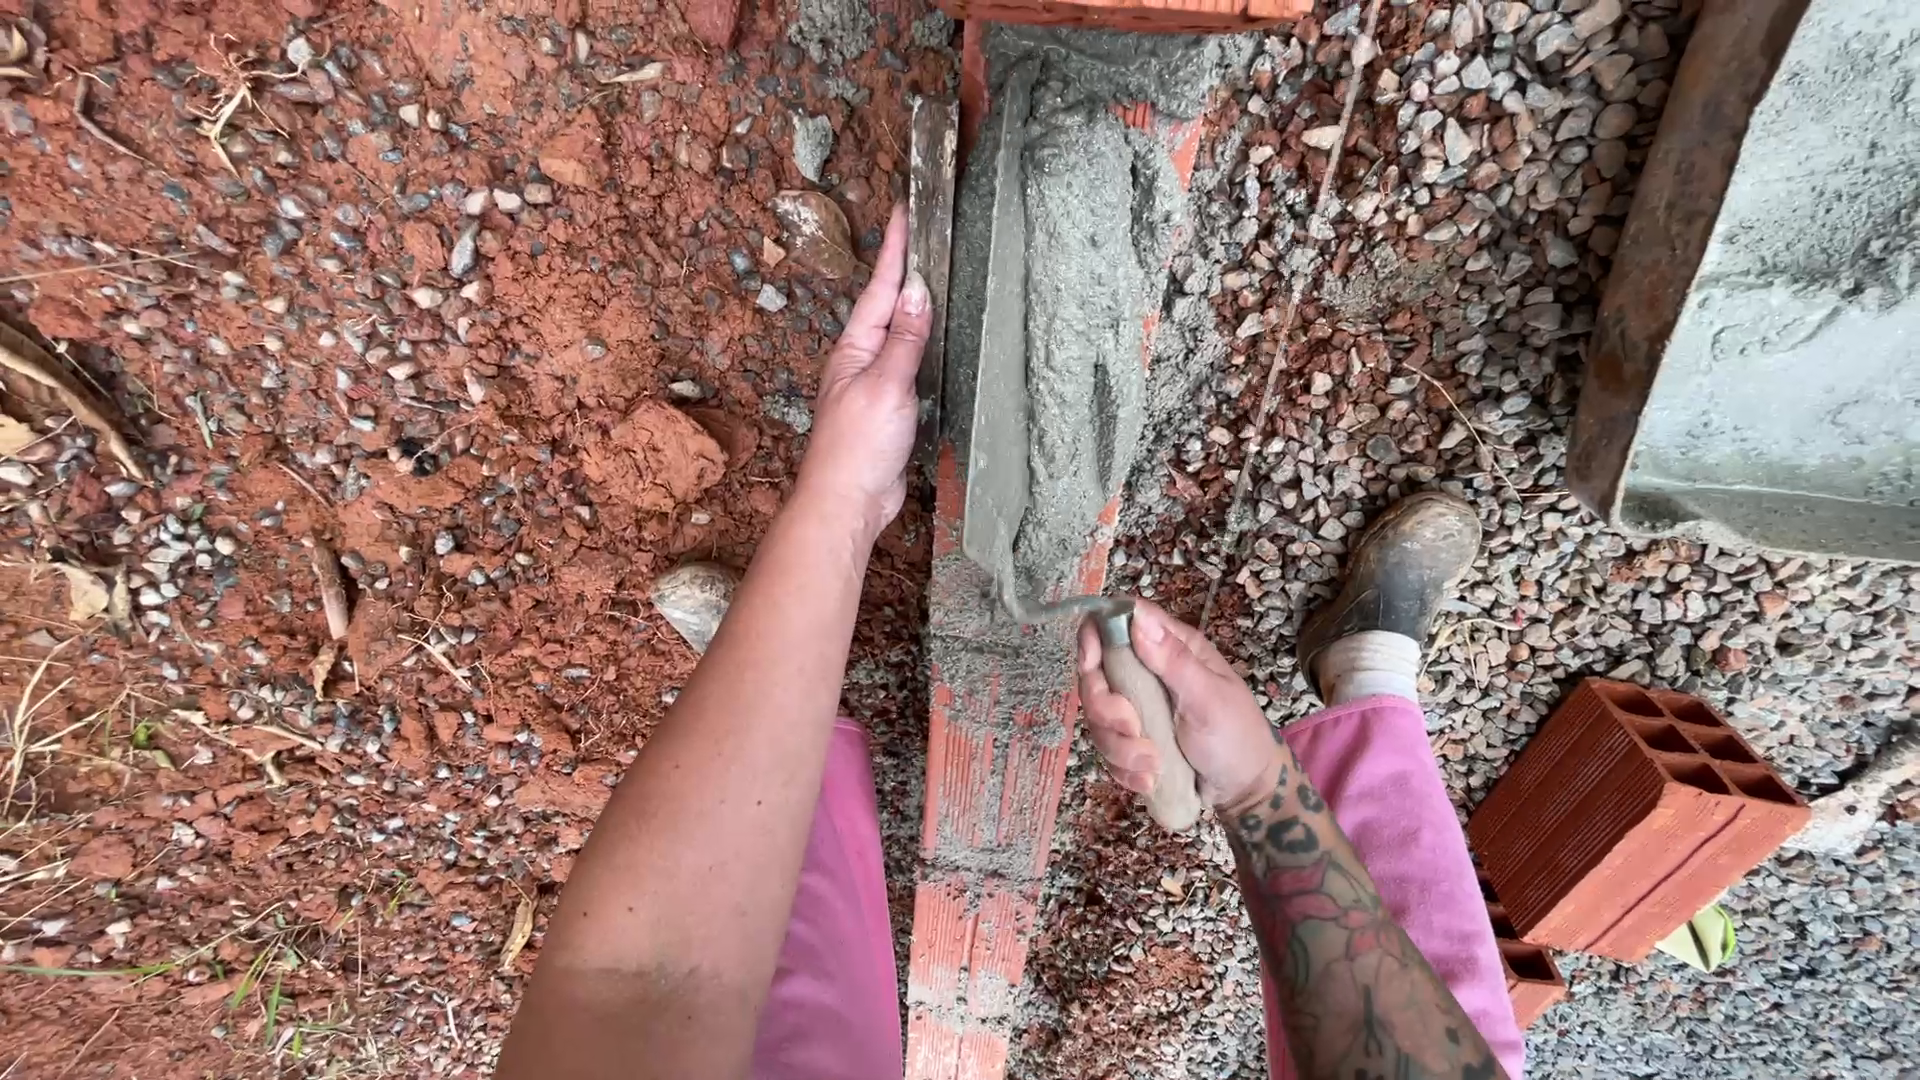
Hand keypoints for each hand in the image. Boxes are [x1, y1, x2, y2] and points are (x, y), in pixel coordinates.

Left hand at [795, 205, 929, 540]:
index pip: (880, 288)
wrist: (849, 500)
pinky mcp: (891, 409)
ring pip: (900, 337)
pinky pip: (910, 367)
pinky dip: (923, 348)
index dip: (894, 249)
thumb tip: (919, 293)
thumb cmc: (857, 445)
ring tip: (934, 277)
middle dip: (905, 270)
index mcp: (855, 348)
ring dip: (915, 308)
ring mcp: (876, 385)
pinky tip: (935, 343)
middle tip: (924, 234)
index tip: (905, 210)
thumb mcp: (884, 385)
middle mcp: (863, 361)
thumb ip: (904, 341)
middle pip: (889, 307)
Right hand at [1076, 600, 1286, 816]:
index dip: (1094, 637)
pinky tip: (1150, 778)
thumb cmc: (1237, 735)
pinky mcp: (1129, 737)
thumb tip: (1138, 618)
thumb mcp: (1209, 698)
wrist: (1244, 789)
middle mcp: (1144, 670)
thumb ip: (1174, 660)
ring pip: (1096, 716)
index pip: (1116, 622)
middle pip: (1095, 673)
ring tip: (1153, 764)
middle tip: (1133, 731)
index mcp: (1167, 646)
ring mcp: (1134, 705)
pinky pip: (1105, 746)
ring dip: (1118, 746)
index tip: (1092, 665)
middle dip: (1105, 708)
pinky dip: (1123, 767)